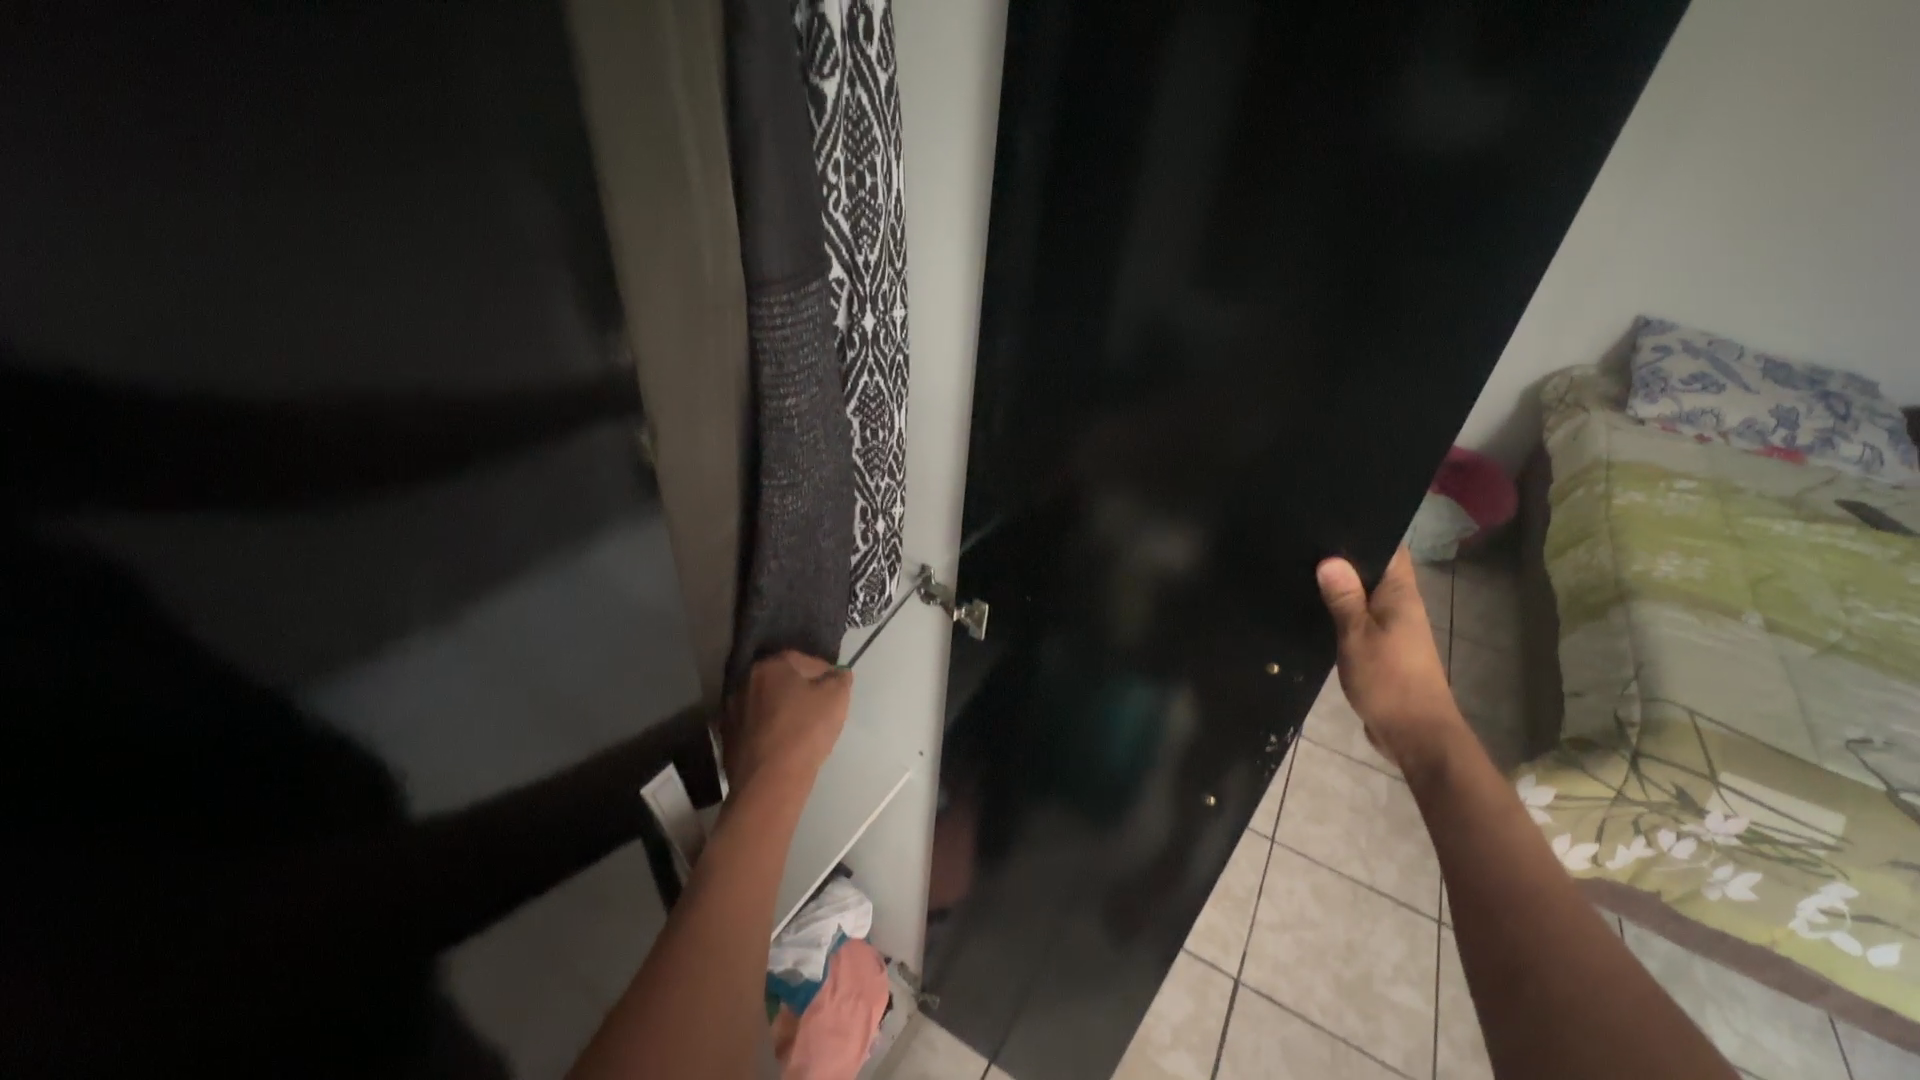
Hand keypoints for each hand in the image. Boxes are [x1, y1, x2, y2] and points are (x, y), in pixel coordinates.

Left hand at [723, 652, 851, 797]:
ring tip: (798, 732)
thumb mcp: (837, 698)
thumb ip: (839, 678)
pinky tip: (780, 747)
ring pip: (765, 704)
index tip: (835, 693)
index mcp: (770, 665)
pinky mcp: (726, 737)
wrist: (769, 781)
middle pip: (781, 680)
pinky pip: (754, 727)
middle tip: (818, 711)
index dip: (825, 675)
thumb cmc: (805, 731)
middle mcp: (744, 681)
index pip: (805, 660)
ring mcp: (731, 710)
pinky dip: (766, 731)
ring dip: (779, 711)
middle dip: (799, 691)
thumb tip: (836, 674)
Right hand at [1316, 547, 1463, 770]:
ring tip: (1299, 571)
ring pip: (1363, 597)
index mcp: (1400, 595)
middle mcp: (1400, 606)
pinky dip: (1339, 614)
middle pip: (1373, 571)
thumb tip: (1330, 559)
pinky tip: (1313, 612)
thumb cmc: (1389, 680)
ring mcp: (1392, 629)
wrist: (1415, 734)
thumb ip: (1344, 598)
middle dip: (1343, 559)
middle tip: (1302, 543)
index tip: (1329, 518)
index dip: (1365, 530)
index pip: (1389, 549)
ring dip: (1339, 588)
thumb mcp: (1357, 635)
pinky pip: (1358, 621)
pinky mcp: (1381, 650)